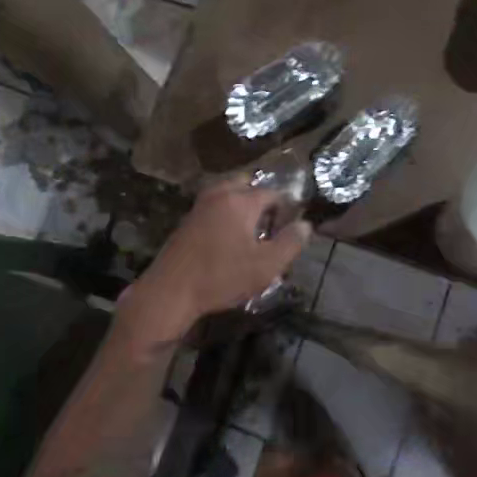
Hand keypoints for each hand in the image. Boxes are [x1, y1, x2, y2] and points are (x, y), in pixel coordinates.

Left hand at [126, 180, 311, 333]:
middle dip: (262, 201)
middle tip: (269, 227)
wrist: (171, 291)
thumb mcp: (266, 266)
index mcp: (241, 200)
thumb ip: (290, 243)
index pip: (273, 193)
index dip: (286, 210)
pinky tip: (229, 240)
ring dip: (243, 206)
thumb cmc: (222, 277)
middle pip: (248, 185)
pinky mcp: (188, 220)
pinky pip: (214, 206)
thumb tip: (305, 224)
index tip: (288, 232)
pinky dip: (226, 214)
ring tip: (251, 234)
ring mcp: (200, 205)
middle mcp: (219, 194)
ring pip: (228, 193)